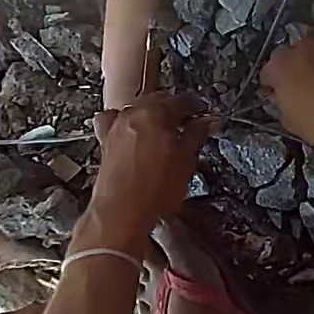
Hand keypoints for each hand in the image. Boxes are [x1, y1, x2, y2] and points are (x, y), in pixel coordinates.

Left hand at [86, 92, 211, 240]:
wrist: (122, 213)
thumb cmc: (153, 191)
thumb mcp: (186, 160)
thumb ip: (197, 134)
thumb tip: (208, 121)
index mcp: (156, 114)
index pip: (181, 101)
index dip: (196, 107)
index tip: (203, 114)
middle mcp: (133, 115)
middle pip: (158, 100)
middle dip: (174, 108)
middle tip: (189, 122)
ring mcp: (116, 126)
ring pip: (138, 108)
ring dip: (153, 114)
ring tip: (165, 131)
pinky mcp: (106, 141)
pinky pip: (115, 120)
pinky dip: (126, 121)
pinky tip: (134, 132)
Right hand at [259, 37, 313, 147]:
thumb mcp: (294, 125)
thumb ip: (284, 108)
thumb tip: (285, 102)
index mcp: (280, 66)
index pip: (267, 73)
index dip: (273, 86)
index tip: (281, 97)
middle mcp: (302, 46)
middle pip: (294, 57)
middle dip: (298, 70)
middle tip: (308, 89)